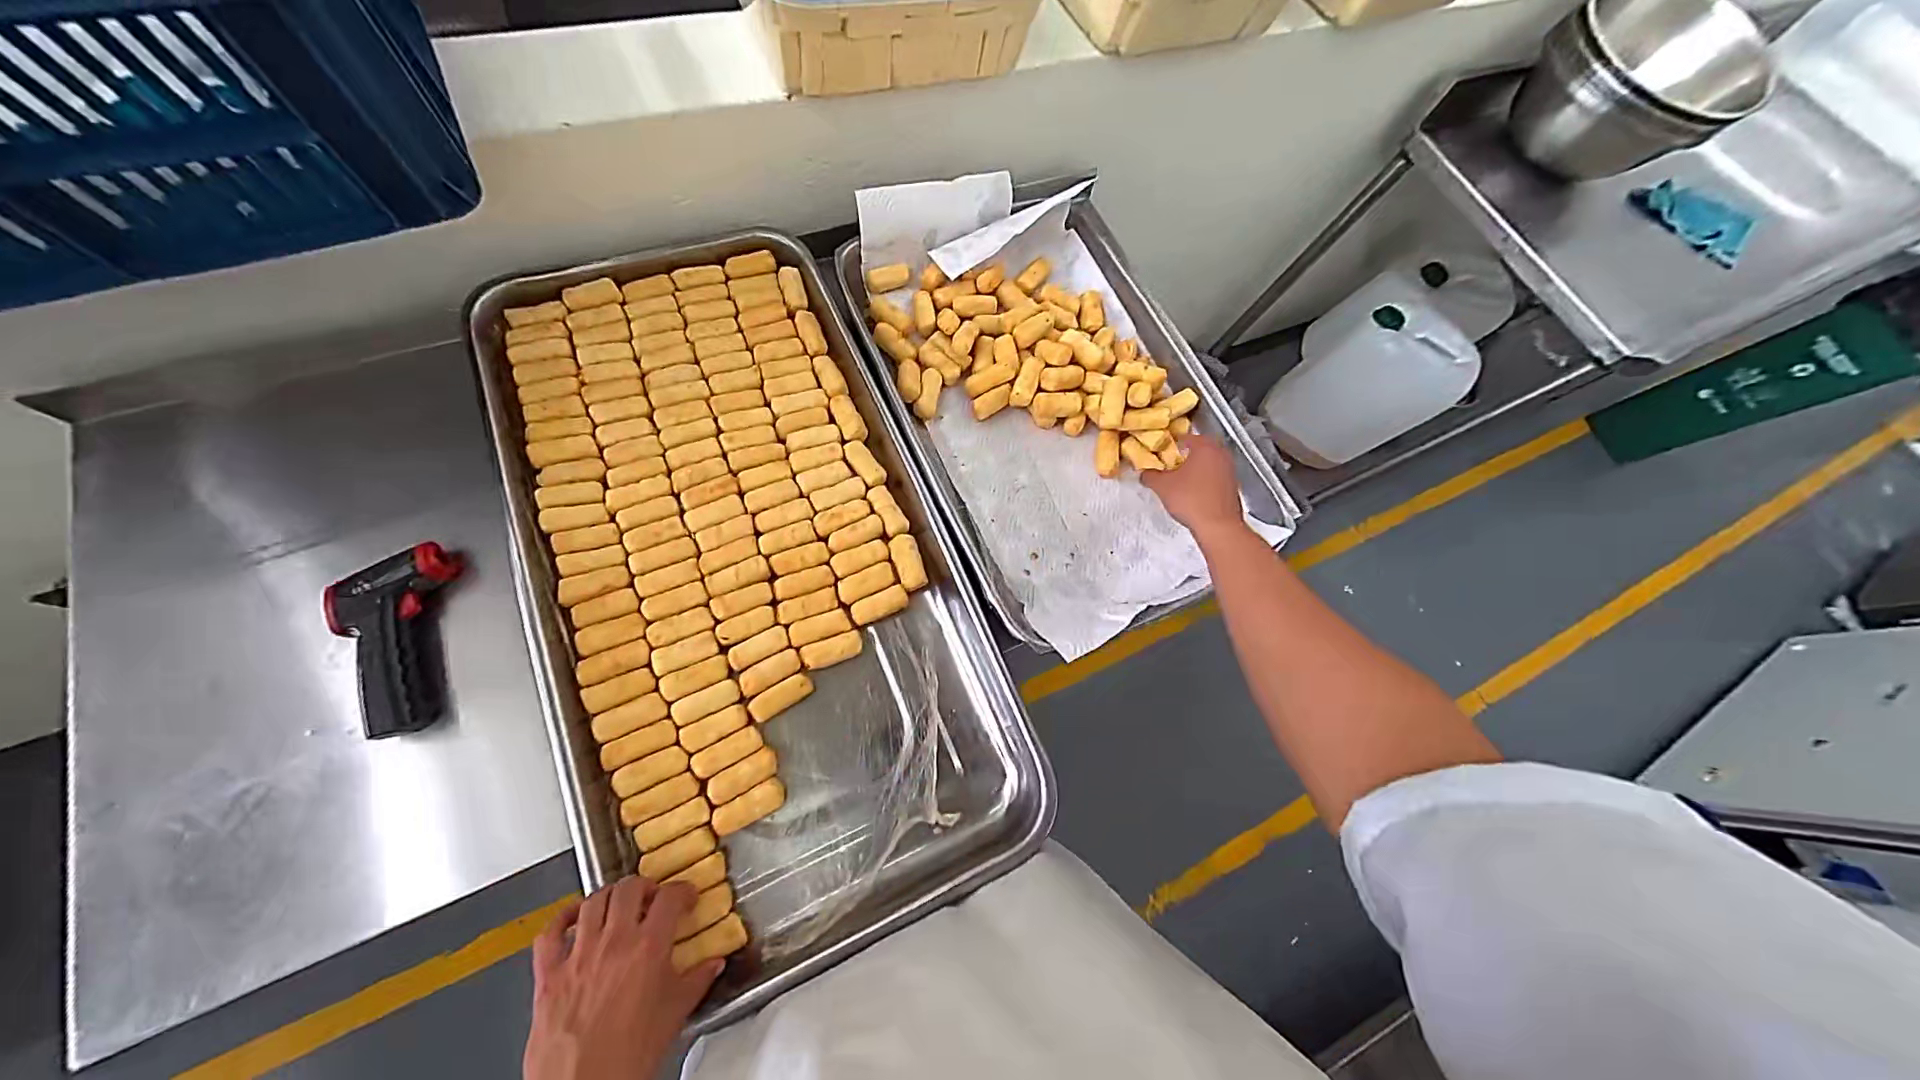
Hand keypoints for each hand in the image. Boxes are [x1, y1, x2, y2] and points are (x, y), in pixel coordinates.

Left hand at [524, 877, 721, 1079]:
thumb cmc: (631, 1057)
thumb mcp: (675, 1014)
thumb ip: (697, 982)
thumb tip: (714, 965)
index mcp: (649, 948)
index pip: (670, 897)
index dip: (683, 891)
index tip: (686, 898)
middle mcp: (614, 942)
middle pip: (629, 889)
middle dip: (645, 886)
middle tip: (653, 897)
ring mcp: (578, 956)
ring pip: (593, 902)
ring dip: (610, 896)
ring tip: (619, 903)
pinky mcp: (548, 976)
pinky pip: (549, 934)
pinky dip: (562, 918)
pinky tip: (574, 917)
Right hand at [1142, 435, 1243, 541]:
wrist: (1218, 526)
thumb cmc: (1191, 500)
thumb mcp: (1162, 486)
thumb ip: (1150, 475)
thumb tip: (1145, 473)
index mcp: (1205, 447)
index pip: (1184, 437)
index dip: (1170, 446)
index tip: (1161, 455)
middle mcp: (1221, 454)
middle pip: (1198, 449)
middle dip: (1183, 457)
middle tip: (1169, 467)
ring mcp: (1230, 470)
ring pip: (1208, 463)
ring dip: (1194, 469)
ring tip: (1180, 481)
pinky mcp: (1233, 485)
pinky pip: (1215, 477)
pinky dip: (1204, 481)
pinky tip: (1194, 493)